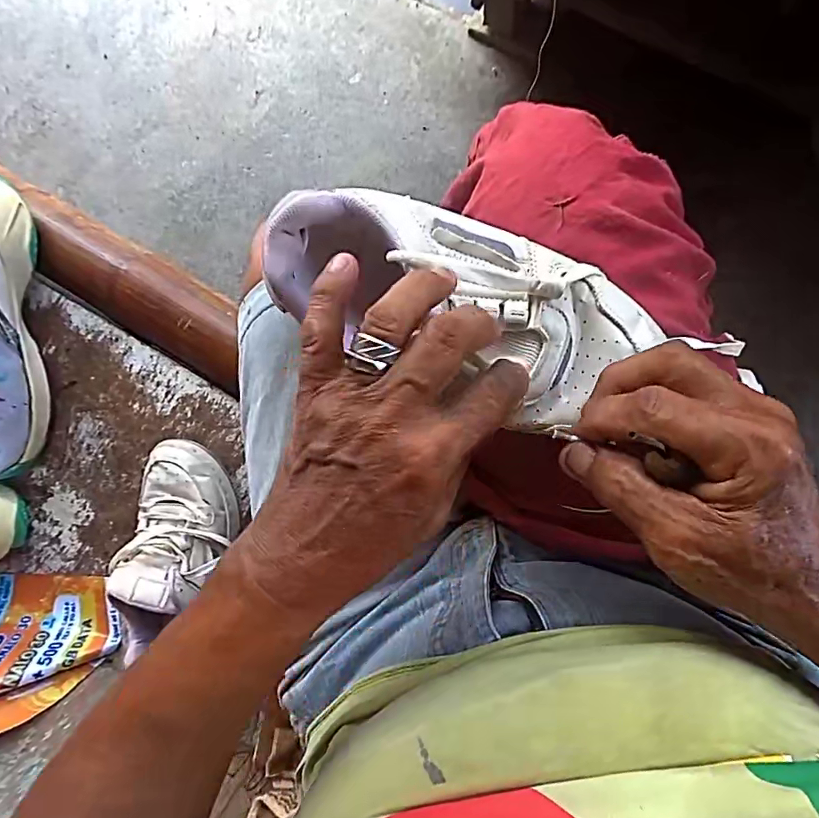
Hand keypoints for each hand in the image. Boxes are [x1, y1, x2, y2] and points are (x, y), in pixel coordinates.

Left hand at [227, 254, 527, 619]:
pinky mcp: (316, 390)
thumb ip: (460, 454)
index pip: (491, 396)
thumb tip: (477, 414)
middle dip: (478, 323)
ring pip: (391, 323)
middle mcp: (397, 414)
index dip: (512, 378)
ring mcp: (352, 396)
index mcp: (434, 452)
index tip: (514, 371)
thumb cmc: (375, 541)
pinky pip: (319, 331)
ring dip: (422, 290)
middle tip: (486, 324)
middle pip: (448, 342)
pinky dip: (330, 293)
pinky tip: (347, 263)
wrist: (304, 554)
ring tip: (442, 279)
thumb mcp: (439, 507)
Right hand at [560, 345, 818, 622]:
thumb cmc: (749, 573)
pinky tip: (650, 443)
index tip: (578, 442)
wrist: (808, 585)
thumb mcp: (674, 539)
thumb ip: (621, 489)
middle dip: (618, 386)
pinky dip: (661, 404)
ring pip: (683, 367)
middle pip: (671, 362)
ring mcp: (761, 409)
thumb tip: (576, 454)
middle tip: (592, 424)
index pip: (656, 404)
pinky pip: (696, 389)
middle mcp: (759, 412)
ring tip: (617, 434)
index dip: (604, 417)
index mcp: (746, 444)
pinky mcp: (754, 417)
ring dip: (638, 391)